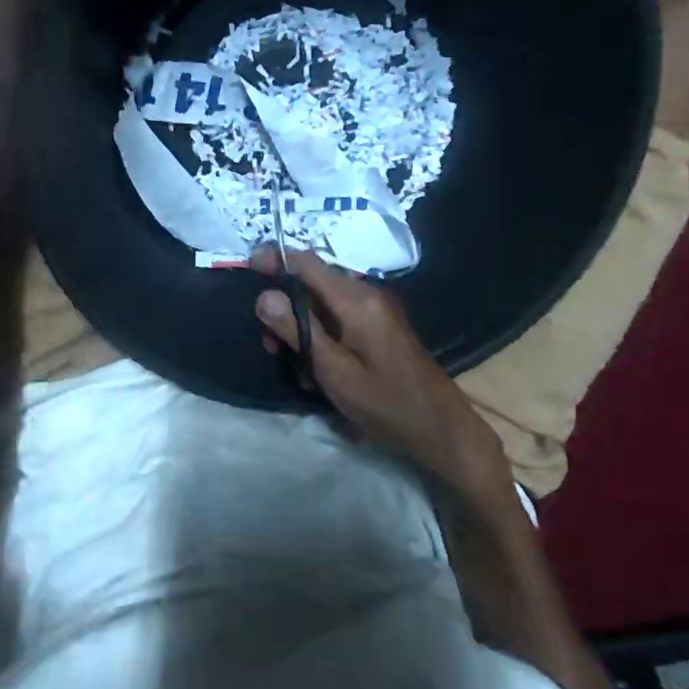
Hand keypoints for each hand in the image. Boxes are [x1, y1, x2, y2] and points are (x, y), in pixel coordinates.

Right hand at [252, 249, 510, 494]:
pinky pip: (339, 318)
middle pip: (311, 284)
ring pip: (322, 304)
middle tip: (270, 346)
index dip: (275, 259)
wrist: (441, 429)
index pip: (307, 262)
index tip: (248, 268)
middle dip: (285, 309)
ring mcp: (376, 309)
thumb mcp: (332, 370)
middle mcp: (367, 294)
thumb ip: (296, 329)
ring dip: (302, 329)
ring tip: (298, 368)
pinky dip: (322, 337)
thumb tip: (263, 294)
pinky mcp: (380, 325)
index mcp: (356, 300)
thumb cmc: (385, 402)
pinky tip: (320, 371)